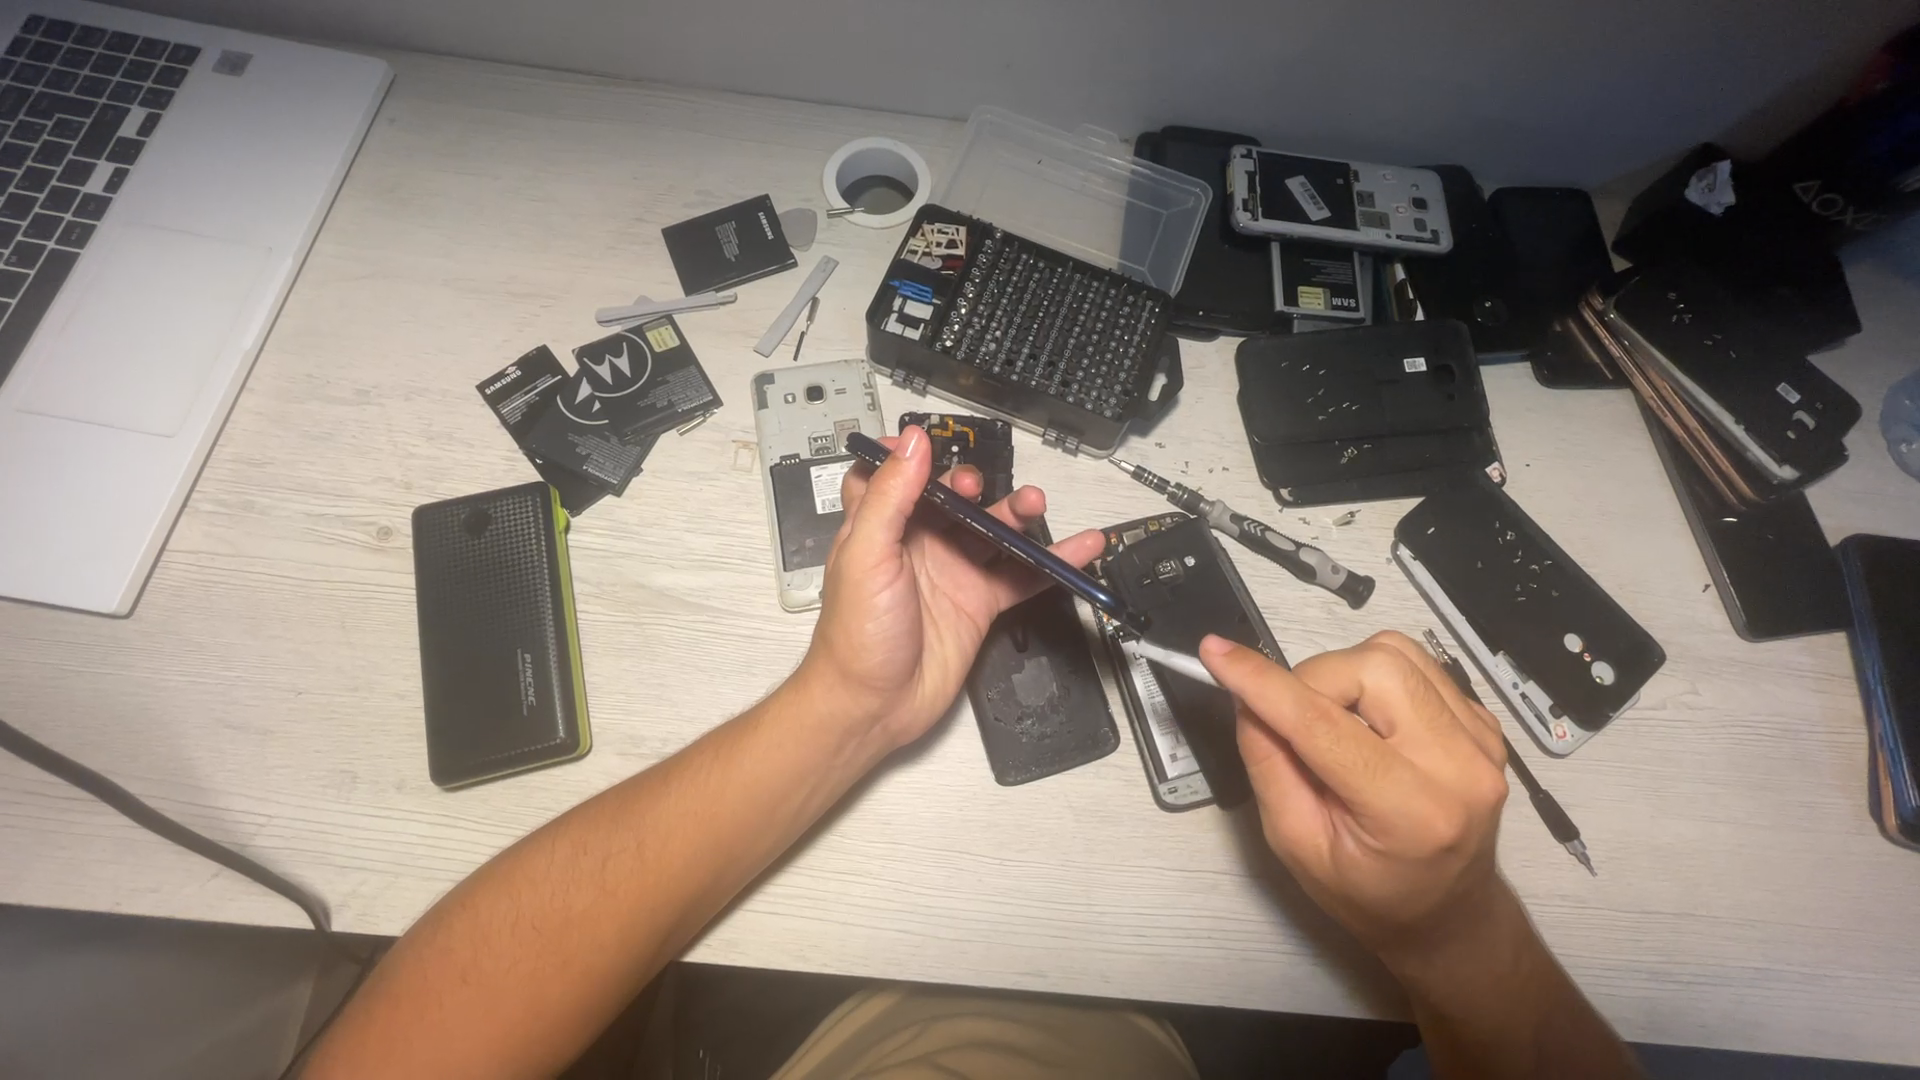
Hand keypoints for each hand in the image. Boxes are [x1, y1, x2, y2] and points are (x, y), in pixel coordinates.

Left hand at [795, 425, 1104, 753]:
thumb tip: (910, 441)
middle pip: (954, 501)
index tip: (930, 442)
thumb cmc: (855, 633)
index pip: (892, 479)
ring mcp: (952, 574)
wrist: (875, 705)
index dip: (907, 459)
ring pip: (993, 533)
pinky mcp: (979, 604)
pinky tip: (1078, 549)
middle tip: (982, 489)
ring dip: (1018, 515)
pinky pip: (1020, 576)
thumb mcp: (866, 555)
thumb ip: (890, 496)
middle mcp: (919, 546)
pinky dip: (1050, 564)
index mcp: (883, 528)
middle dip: (974, 486)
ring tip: (1037, 503)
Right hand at [1199, 631, 1511, 973]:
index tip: (1214, 652)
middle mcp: (1459, 766)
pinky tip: (1367, 721)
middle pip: (1371, 668)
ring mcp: (1480, 739)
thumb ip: (1268, 762)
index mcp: (1410, 812)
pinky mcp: (1483, 722)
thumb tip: (1246, 696)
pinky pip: (1415, 664)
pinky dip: (1372, 678)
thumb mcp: (1294, 842)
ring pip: (1393, 653)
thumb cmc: (1365, 890)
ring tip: (1331, 719)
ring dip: (1341, 674)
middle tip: (1290, 718)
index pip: (1322, 725)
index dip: (1261, 682)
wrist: (1449, 916)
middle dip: (1311, 679)